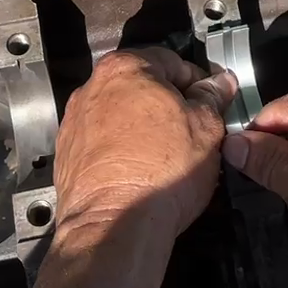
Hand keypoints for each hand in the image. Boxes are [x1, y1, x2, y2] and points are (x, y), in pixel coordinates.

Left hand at [54, 49, 236, 237]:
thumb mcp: (207, 128)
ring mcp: (76, 121)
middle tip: (194, 132)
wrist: (114, 226)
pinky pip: (103, 141)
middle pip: (144, 86)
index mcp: (126, 68)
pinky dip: (122, 150)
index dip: (199, 83)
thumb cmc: (160, 172)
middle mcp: (93, 87)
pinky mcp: (67, 154)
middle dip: (170, 105)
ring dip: (144, 128)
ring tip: (168, 157)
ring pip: (122, 114)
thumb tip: (220, 83)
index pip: (173, 60)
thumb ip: (213, 97)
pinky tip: (141, 172)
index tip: (211, 102)